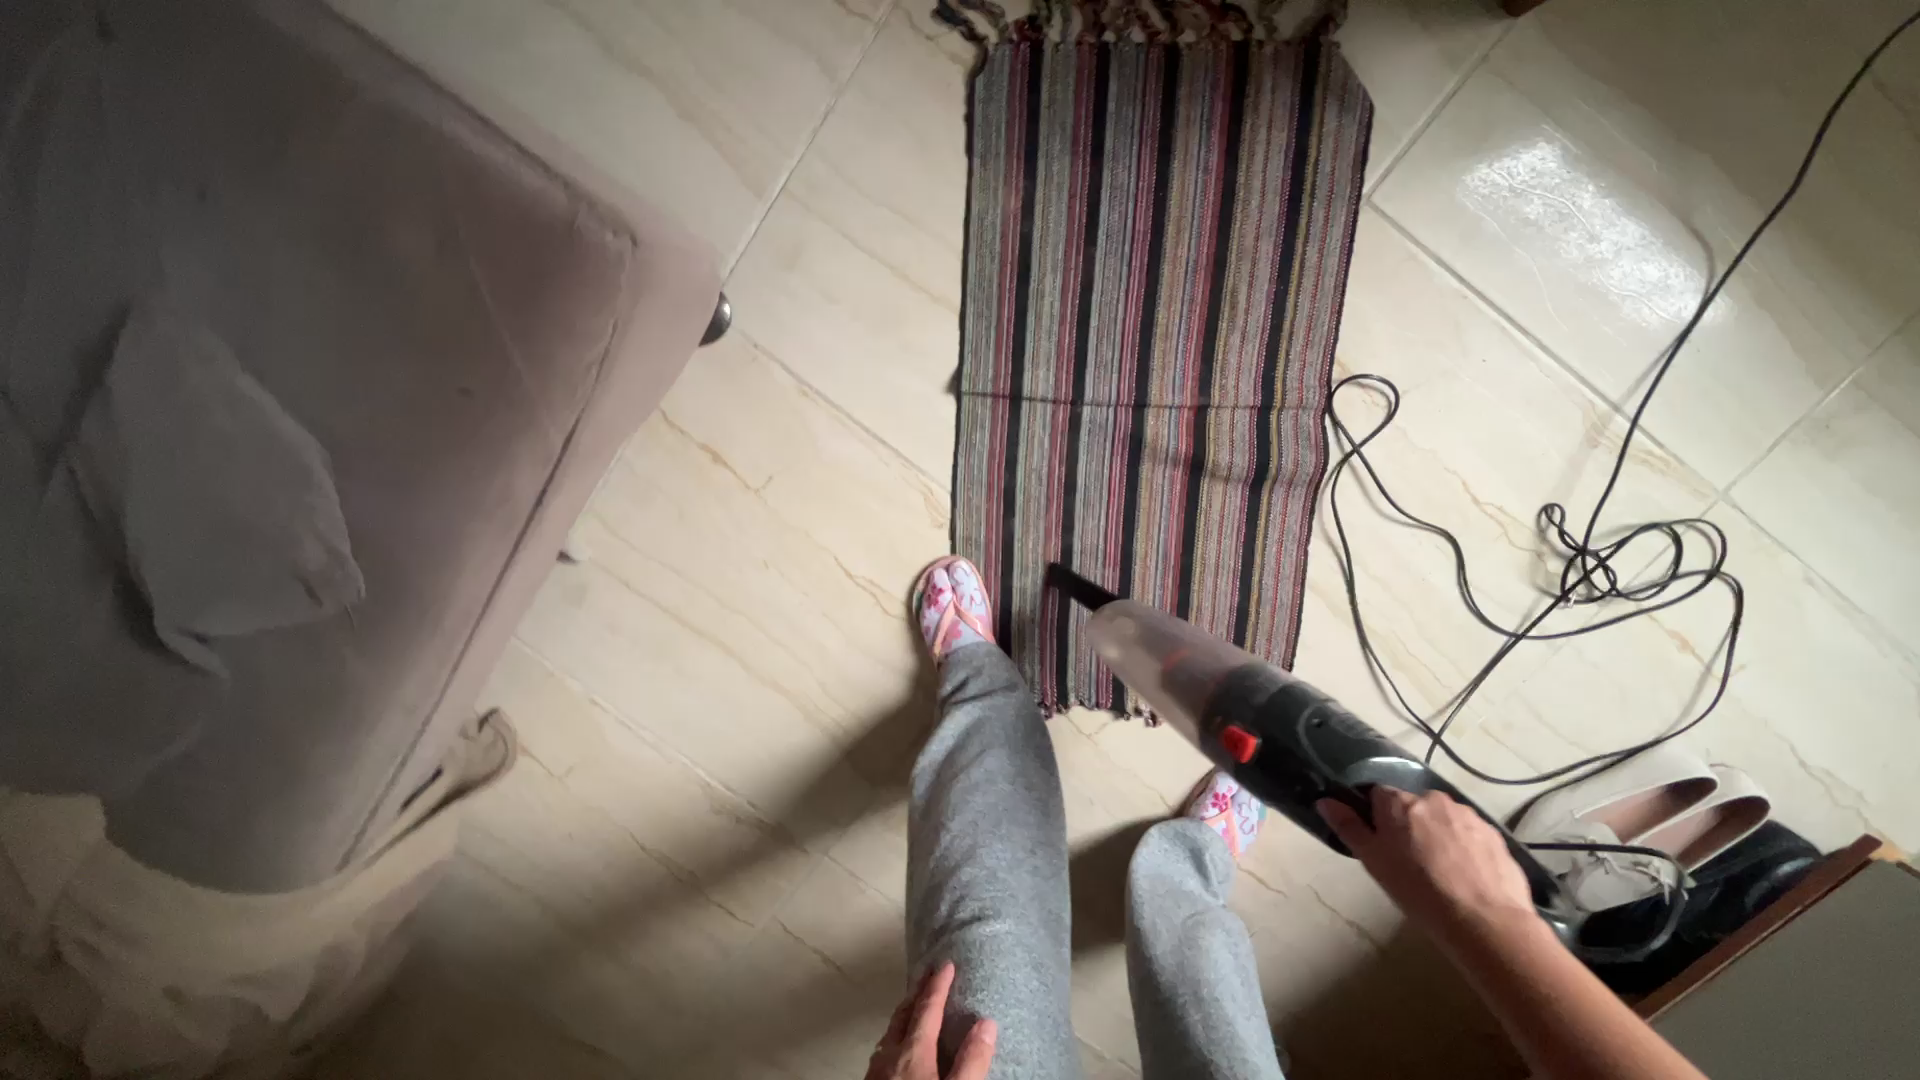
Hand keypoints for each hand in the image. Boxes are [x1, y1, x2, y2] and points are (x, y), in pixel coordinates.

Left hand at [865, 962, 997, 1079]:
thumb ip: (971, 1062)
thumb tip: (987, 1022)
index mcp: (912, 1053)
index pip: (927, 1009)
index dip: (938, 986)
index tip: (946, 963)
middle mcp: (889, 1057)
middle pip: (902, 1016)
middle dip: (916, 994)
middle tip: (927, 977)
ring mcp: (875, 1075)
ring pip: (889, 1035)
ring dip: (903, 1017)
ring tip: (912, 1010)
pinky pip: (883, 1053)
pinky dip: (894, 1039)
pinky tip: (895, 1054)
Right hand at [1318, 787, 1535, 945]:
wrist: (1484, 922)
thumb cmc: (1417, 889)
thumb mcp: (1372, 861)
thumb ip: (1348, 826)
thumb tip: (1325, 800)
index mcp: (1399, 802)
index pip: (1377, 794)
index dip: (1376, 817)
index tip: (1380, 842)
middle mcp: (1434, 799)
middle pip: (1413, 806)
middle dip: (1410, 825)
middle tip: (1408, 860)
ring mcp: (1469, 816)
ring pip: (1444, 820)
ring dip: (1439, 836)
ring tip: (1441, 872)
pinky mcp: (1496, 837)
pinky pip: (1471, 836)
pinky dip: (1465, 850)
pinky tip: (1465, 878)